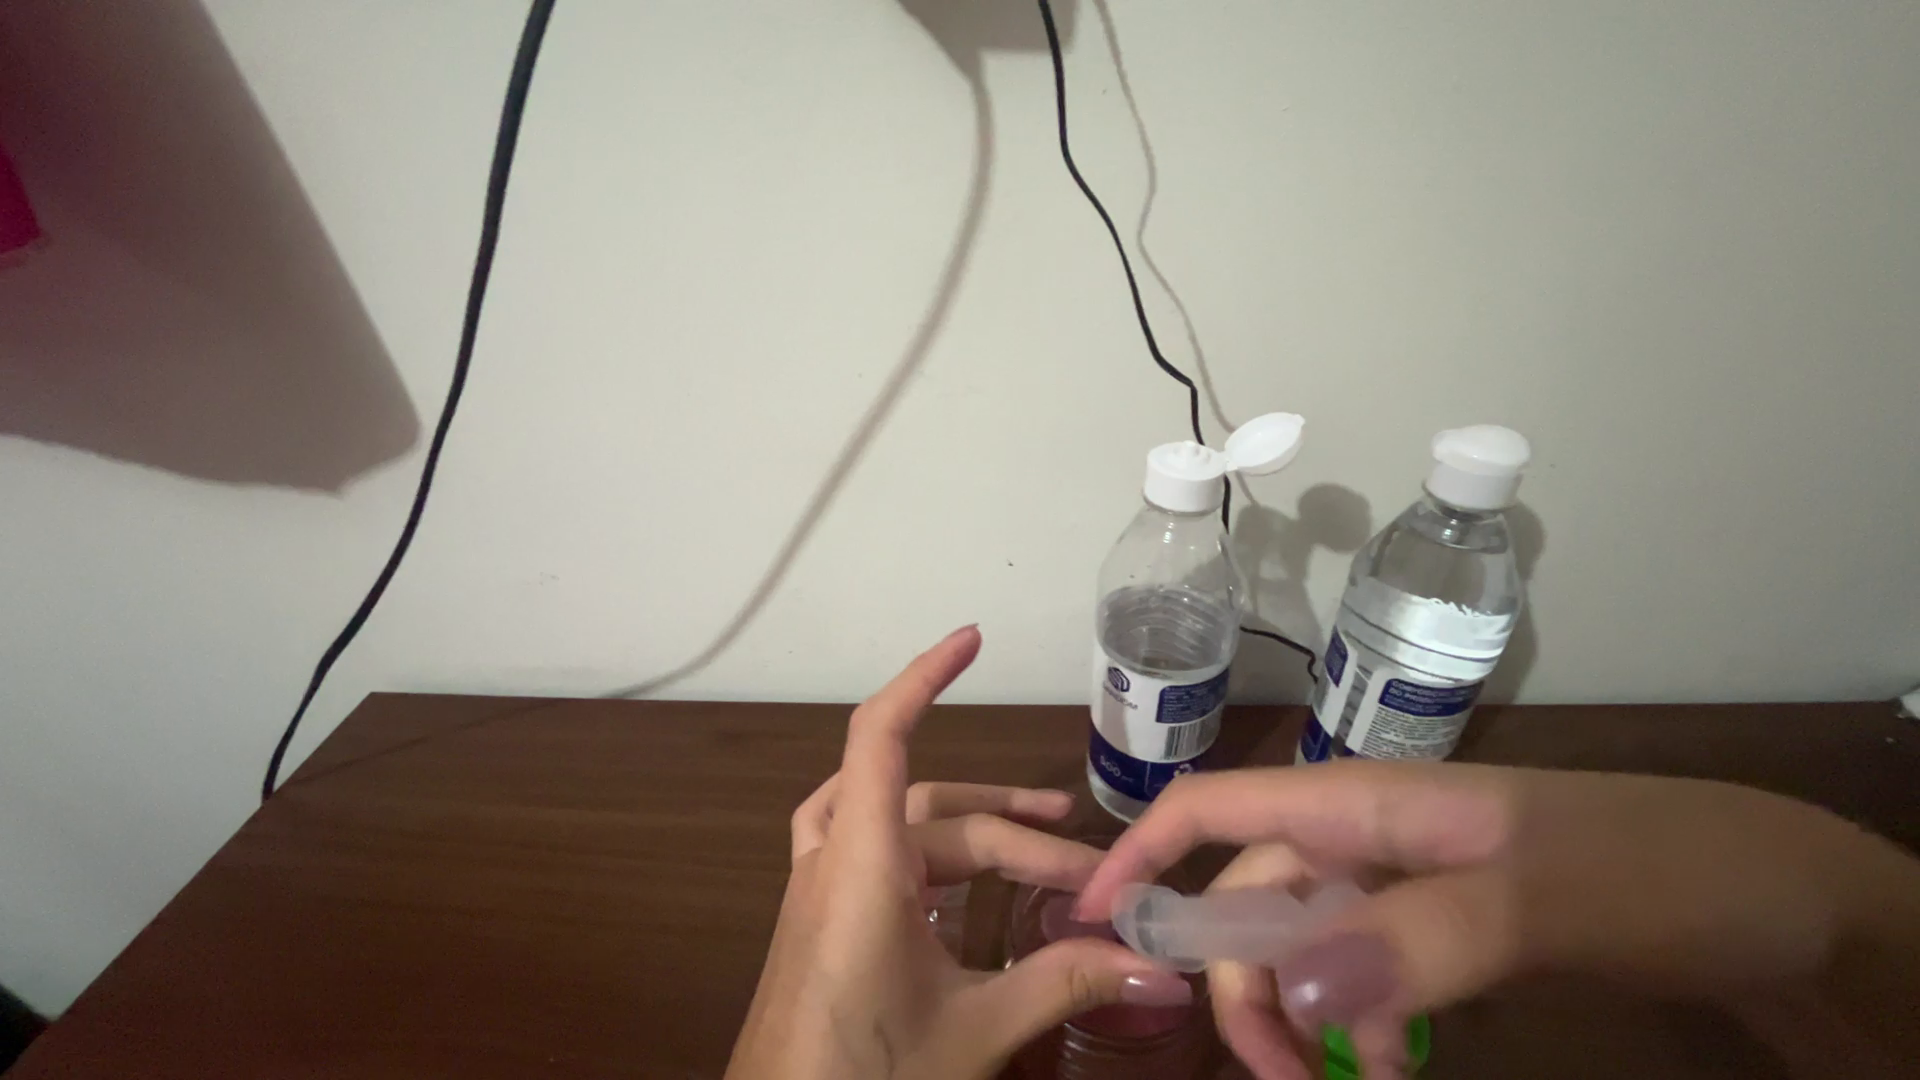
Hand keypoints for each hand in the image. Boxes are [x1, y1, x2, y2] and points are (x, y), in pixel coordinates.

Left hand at [725, 626, 1192, 1079]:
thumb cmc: (862, 1077)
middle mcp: (836, 858)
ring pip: (903, 825)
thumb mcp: (972, 1032)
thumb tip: (1159, 960)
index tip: (973, 638)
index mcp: (862, 862)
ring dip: (971, 830)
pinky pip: (871, 851)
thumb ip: (1063, 984)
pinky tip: (963, 888)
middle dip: (1013, 829)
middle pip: (934, 810)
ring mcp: (820, 887)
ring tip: (1042, 845)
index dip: (926, 676)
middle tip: (1085, 861)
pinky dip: (925, 851)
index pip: (882, 733)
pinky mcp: (819, 918)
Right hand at [1075, 761, 1919, 1079]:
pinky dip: (1350, 1026)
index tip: (1088, 921)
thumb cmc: (1652, 864)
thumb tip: (1281, 994)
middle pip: (1248, 902)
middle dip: (1237, 986)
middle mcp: (1358, 838)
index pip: (1213, 810)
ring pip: (1297, 947)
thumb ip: (1412, 940)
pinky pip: (1352, 977)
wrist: (1786, 898)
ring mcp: (1394, 887)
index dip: (1141, 854)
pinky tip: (1385, 1068)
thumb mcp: (1535, 898)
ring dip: (1294, 1018)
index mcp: (1357, 801)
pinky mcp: (1431, 931)